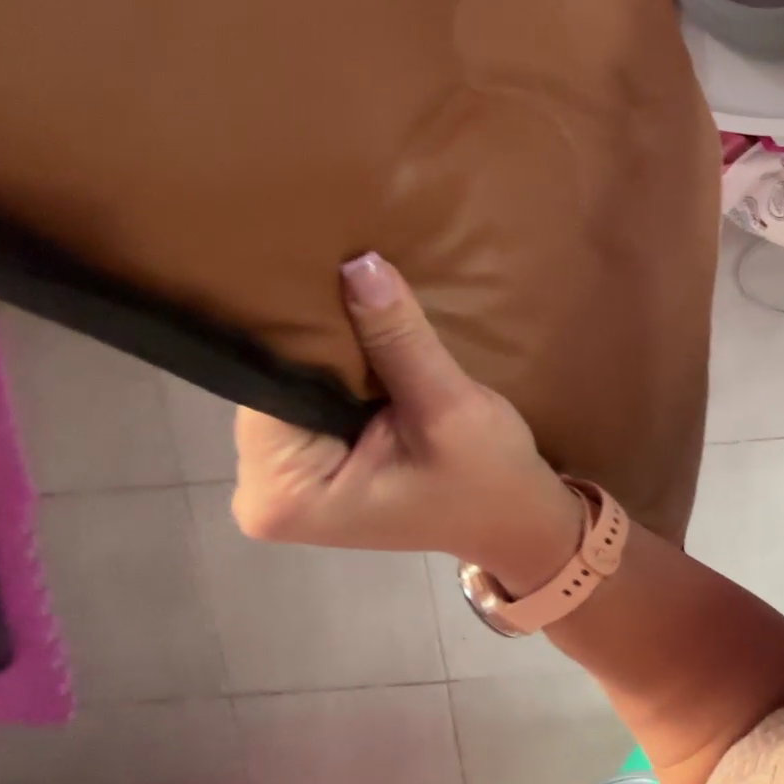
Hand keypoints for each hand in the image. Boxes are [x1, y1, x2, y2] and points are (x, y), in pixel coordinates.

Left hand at [233, 253, 583, 594]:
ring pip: (298, 398)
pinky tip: (380, 360)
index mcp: (283, 494)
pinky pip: (317, 412)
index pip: (269, 389)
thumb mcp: (449, 406)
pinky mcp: (316, 476)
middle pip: (277, 393)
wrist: (520, 519)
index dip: (310, 340)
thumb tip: (359, 264)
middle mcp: (263, 496)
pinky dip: (350, 386)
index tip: (343, 290)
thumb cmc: (488, 475)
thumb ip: (400, 340)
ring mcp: (287, 489)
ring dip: (341, 366)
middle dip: (328, 353)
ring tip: (376, 324)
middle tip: (368, 299)